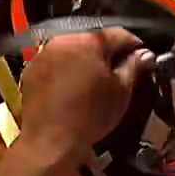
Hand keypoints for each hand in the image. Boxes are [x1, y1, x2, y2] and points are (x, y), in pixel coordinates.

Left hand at [13, 29, 152, 175]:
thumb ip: (134, 66)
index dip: (135, 46)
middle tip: (118, 72)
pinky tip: (70, 88)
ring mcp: (43, 54)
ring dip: (84, 61)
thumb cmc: (91, 115)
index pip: (119, 35)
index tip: (143, 58)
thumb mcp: (121, 91)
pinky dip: (65, 70)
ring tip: (93, 81)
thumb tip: (144, 54)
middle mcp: (63, 40)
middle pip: (92, 41)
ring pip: (71, 51)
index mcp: (90, 41)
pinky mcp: (30, 70)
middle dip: (107, 53)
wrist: (50, 141)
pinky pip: (54, 63)